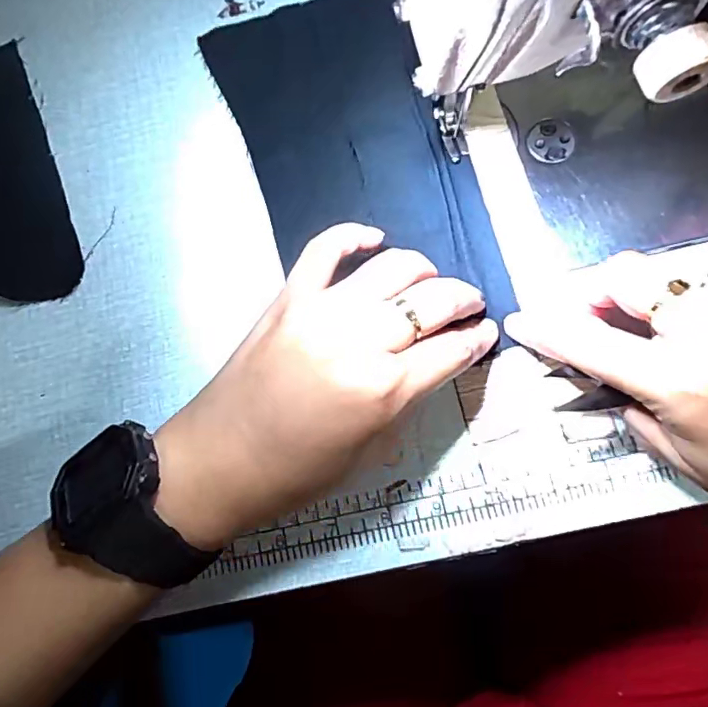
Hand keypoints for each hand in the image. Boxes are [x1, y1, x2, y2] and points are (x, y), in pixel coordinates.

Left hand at [151, 224, 498, 549]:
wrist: (220, 461)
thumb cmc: (300, 471)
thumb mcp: (372, 446)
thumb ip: (410, 396)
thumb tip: (442, 358)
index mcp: (384, 390)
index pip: (450, 350)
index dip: (477, 339)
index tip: (487, 331)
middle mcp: (359, 342)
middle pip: (431, 303)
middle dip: (463, 300)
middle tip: (472, 304)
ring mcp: (321, 312)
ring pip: (391, 269)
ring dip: (424, 270)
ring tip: (432, 280)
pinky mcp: (289, 297)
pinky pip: (325, 249)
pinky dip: (353, 236)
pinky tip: (374, 239)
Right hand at [504, 253, 707, 595]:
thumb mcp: (695, 465)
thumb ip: (643, 412)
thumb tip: (613, 377)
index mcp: (686, 386)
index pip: (593, 346)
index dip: (551, 331)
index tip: (526, 319)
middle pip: (637, 279)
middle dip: (618, 295)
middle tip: (623, 312)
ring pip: (699, 279)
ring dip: (689, 305)